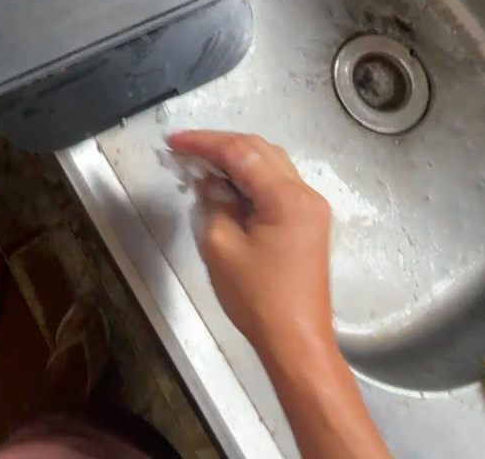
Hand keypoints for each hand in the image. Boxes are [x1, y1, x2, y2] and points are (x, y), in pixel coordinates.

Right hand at [167, 131, 333, 365]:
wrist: (297, 342)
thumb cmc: (257, 298)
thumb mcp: (221, 246)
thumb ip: (213, 202)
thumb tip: (207, 179)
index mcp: (285, 197)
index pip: (240, 152)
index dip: (203, 142)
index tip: (173, 142)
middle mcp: (304, 193)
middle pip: (258, 149)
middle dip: (219, 145)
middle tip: (185, 150)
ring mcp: (310, 206)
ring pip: (270, 162)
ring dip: (236, 158)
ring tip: (202, 163)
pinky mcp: (308, 220)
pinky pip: (277, 182)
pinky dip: (250, 175)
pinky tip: (227, 184)